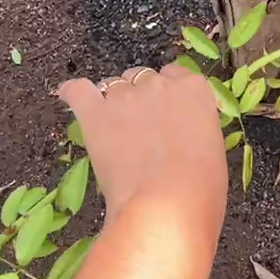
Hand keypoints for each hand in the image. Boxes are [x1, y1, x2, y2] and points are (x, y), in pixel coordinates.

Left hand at [56, 64, 226, 253]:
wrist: (168, 204)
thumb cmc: (202, 186)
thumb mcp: (212, 148)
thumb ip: (193, 129)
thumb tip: (182, 140)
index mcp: (194, 88)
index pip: (175, 74)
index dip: (167, 92)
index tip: (165, 110)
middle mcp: (160, 84)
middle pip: (143, 78)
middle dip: (140, 98)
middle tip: (140, 128)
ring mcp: (126, 96)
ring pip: (114, 86)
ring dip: (113, 103)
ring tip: (113, 131)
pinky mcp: (96, 114)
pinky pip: (78, 91)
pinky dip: (72, 92)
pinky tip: (67, 95)